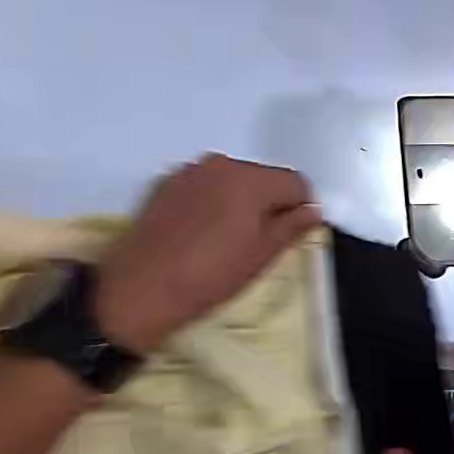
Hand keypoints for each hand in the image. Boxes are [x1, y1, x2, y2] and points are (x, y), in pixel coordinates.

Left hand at [94, 154, 321, 353]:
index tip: (290, 235)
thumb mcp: (261, 256)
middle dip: (269, 203)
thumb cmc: (210, 276)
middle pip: (263, 177)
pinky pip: (204, 185)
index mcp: (251, 179)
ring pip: (232, 180)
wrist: (140, 290)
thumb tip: (313, 211)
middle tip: (258, 241)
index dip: (300, 208)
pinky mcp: (165, 183)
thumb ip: (291, 227)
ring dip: (239, 201)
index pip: (296, 182)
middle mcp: (222, 164)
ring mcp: (190, 171)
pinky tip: (199, 233)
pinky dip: (211, 202)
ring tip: (225, 238)